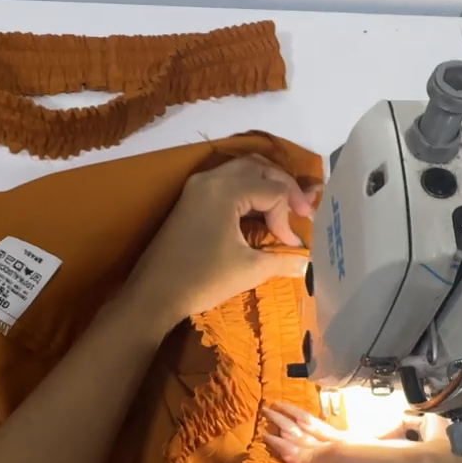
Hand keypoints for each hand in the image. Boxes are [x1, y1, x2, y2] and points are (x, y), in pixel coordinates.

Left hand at [122, 156, 317, 323]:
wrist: (154, 294)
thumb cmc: (203, 279)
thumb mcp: (250, 270)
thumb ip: (283, 260)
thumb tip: (307, 263)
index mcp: (226, 190)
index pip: (273, 190)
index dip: (289, 215)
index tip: (294, 243)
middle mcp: (211, 179)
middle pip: (258, 167)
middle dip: (283, 188)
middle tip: (300, 211)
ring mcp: (197, 187)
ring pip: (241, 171)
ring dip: (265, 186)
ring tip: (282, 211)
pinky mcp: (190, 199)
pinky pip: (226, 182)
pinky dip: (247, 192)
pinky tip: (257, 214)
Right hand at [262, 403, 461, 462]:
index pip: (349, 455)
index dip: (310, 453)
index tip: (275, 442)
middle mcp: (431, 449)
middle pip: (365, 440)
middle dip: (322, 439)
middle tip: (282, 420)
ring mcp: (447, 454)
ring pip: (388, 434)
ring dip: (354, 438)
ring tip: (318, 436)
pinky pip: (418, 436)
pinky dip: (394, 434)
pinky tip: (377, 440)